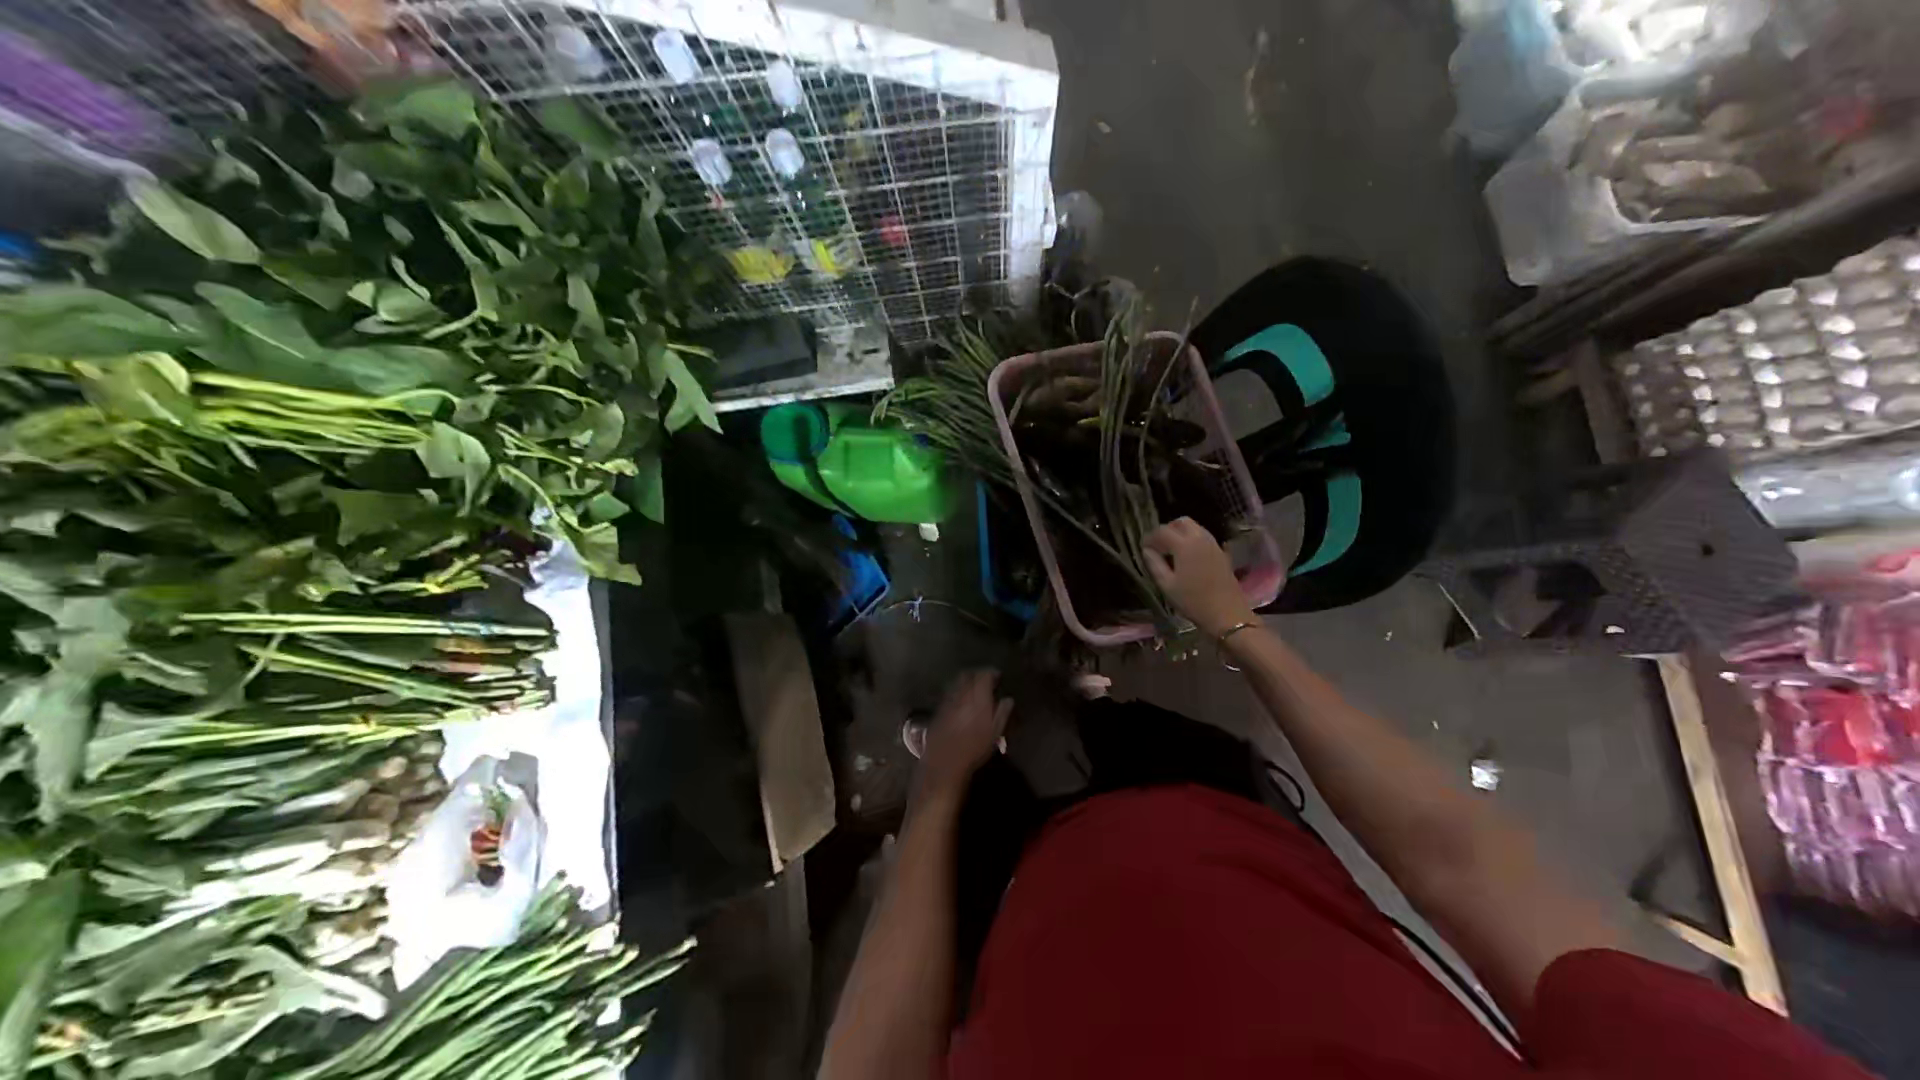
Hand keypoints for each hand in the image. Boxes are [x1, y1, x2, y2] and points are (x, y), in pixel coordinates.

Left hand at [917, 669, 1012, 799]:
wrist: (945, 763)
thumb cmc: (974, 749)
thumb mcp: (995, 733)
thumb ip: (1002, 713)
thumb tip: (1008, 699)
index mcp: (977, 699)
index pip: (983, 676)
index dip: (991, 673)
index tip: (997, 676)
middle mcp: (961, 695)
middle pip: (968, 675)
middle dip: (977, 674)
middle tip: (985, 681)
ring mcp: (948, 701)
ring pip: (956, 683)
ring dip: (966, 681)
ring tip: (974, 689)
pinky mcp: (939, 709)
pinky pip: (949, 693)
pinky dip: (956, 692)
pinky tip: (961, 701)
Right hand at [1143, 518, 1259, 637]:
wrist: (1227, 614)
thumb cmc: (1193, 601)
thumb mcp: (1167, 585)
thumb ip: (1154, 564)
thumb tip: (1146, 550)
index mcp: (1184, 545)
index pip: (1162, 531)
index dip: (1149, 537)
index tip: (1143, 547)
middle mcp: (1200, 538)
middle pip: (1181, 522)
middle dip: (1167, 529)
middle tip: (1158, 545)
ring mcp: (1213, 544)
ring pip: (1194, 527)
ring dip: (1180, 533)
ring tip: (1171, 551)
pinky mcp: (1221, 552)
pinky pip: (1203, 537)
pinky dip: (1192, 540)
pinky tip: (1186, 557)